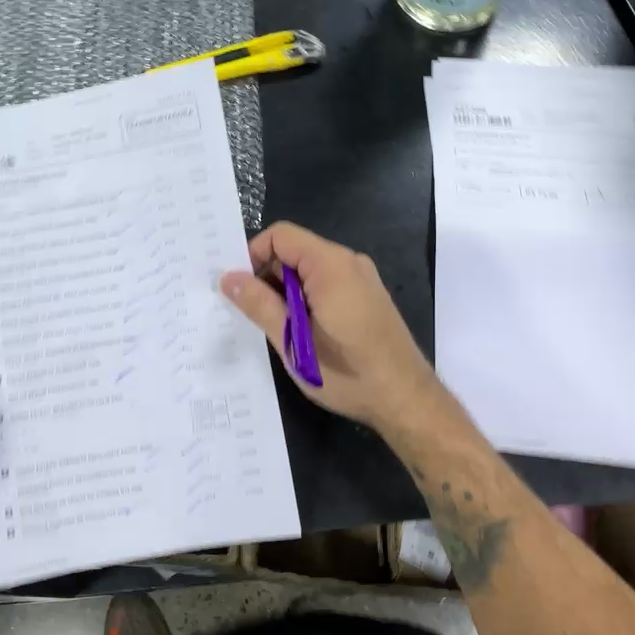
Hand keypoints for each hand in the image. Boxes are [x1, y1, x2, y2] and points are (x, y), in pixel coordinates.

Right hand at [220, 222, 440, 434]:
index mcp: (330, 265)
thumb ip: (259, 304)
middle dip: (268, 277)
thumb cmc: (347, 371)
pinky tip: (303, 332)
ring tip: (277, 329)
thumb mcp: (293, 341)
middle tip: (251, 314)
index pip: (280, 235)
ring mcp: (362, 278)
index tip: (239, 289)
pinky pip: (328, 283)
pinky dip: (308, 298)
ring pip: (310, 270)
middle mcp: (349, 262)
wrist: (406, 399)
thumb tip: (228, 278)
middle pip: (295, 251)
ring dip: (287, 292)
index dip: (254, 255)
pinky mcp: (368, 296)